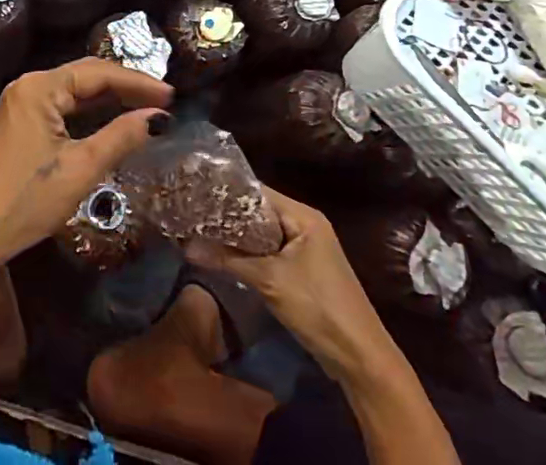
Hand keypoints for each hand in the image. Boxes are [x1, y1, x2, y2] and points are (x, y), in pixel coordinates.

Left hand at [0, 58, 171, 270]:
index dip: (138, 83)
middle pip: (86, 77)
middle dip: (127, 88)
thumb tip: (160, 118)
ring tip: (146, 109)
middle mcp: (28, 87)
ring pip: (75, 93)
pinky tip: (112, 121)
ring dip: (110, 100)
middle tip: (164, 102)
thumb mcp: (81, 168)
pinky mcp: (20, 124)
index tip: (172, 95)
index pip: (99, 73)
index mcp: (39, 88)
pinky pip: (63, 108)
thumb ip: (122, 136)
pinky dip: (90, 113)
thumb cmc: (27, 201)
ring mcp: (21, 105)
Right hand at [185, 186, 393, 378]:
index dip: (228, 192)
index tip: (195, 194)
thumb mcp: (269, 280)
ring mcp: (305, 247)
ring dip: (237, 237)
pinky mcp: (303, 269)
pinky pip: (271, 252)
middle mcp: (305, 224)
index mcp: (303, 215)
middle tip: (192, 215)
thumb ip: (228, 260)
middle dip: (229, 216)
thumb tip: (187, 246)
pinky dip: (250, 254)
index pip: (259, 192)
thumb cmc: (317, 306)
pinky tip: (224, 258)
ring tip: (199, 233)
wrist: (358, 353)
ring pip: (264, 234)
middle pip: (260, 212)